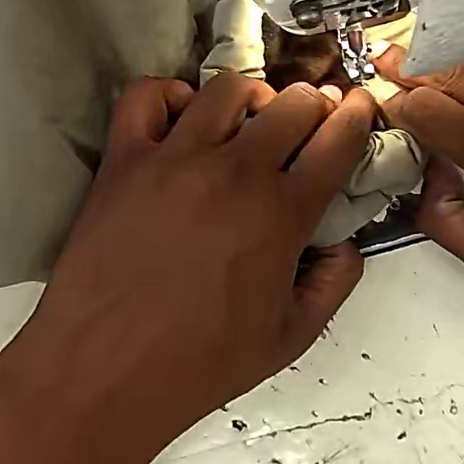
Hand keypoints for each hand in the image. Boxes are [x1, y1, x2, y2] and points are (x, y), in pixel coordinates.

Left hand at [15, 74, 377, 462]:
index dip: (357, 116)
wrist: (104, 375)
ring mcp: (175, 160)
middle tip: (310, 124)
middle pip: (292, 103)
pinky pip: (146, 96)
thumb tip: (345, 239)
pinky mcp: (124, 161)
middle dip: (314, 106)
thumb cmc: (204, 360)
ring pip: (228, 88)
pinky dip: (171, 94)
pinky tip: (183, 120)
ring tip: (252, 120)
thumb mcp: (295, 334)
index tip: (360, 109)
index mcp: (283, 212)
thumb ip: (337, 280)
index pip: (337, 139)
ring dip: (254, 97)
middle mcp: (235, 172)